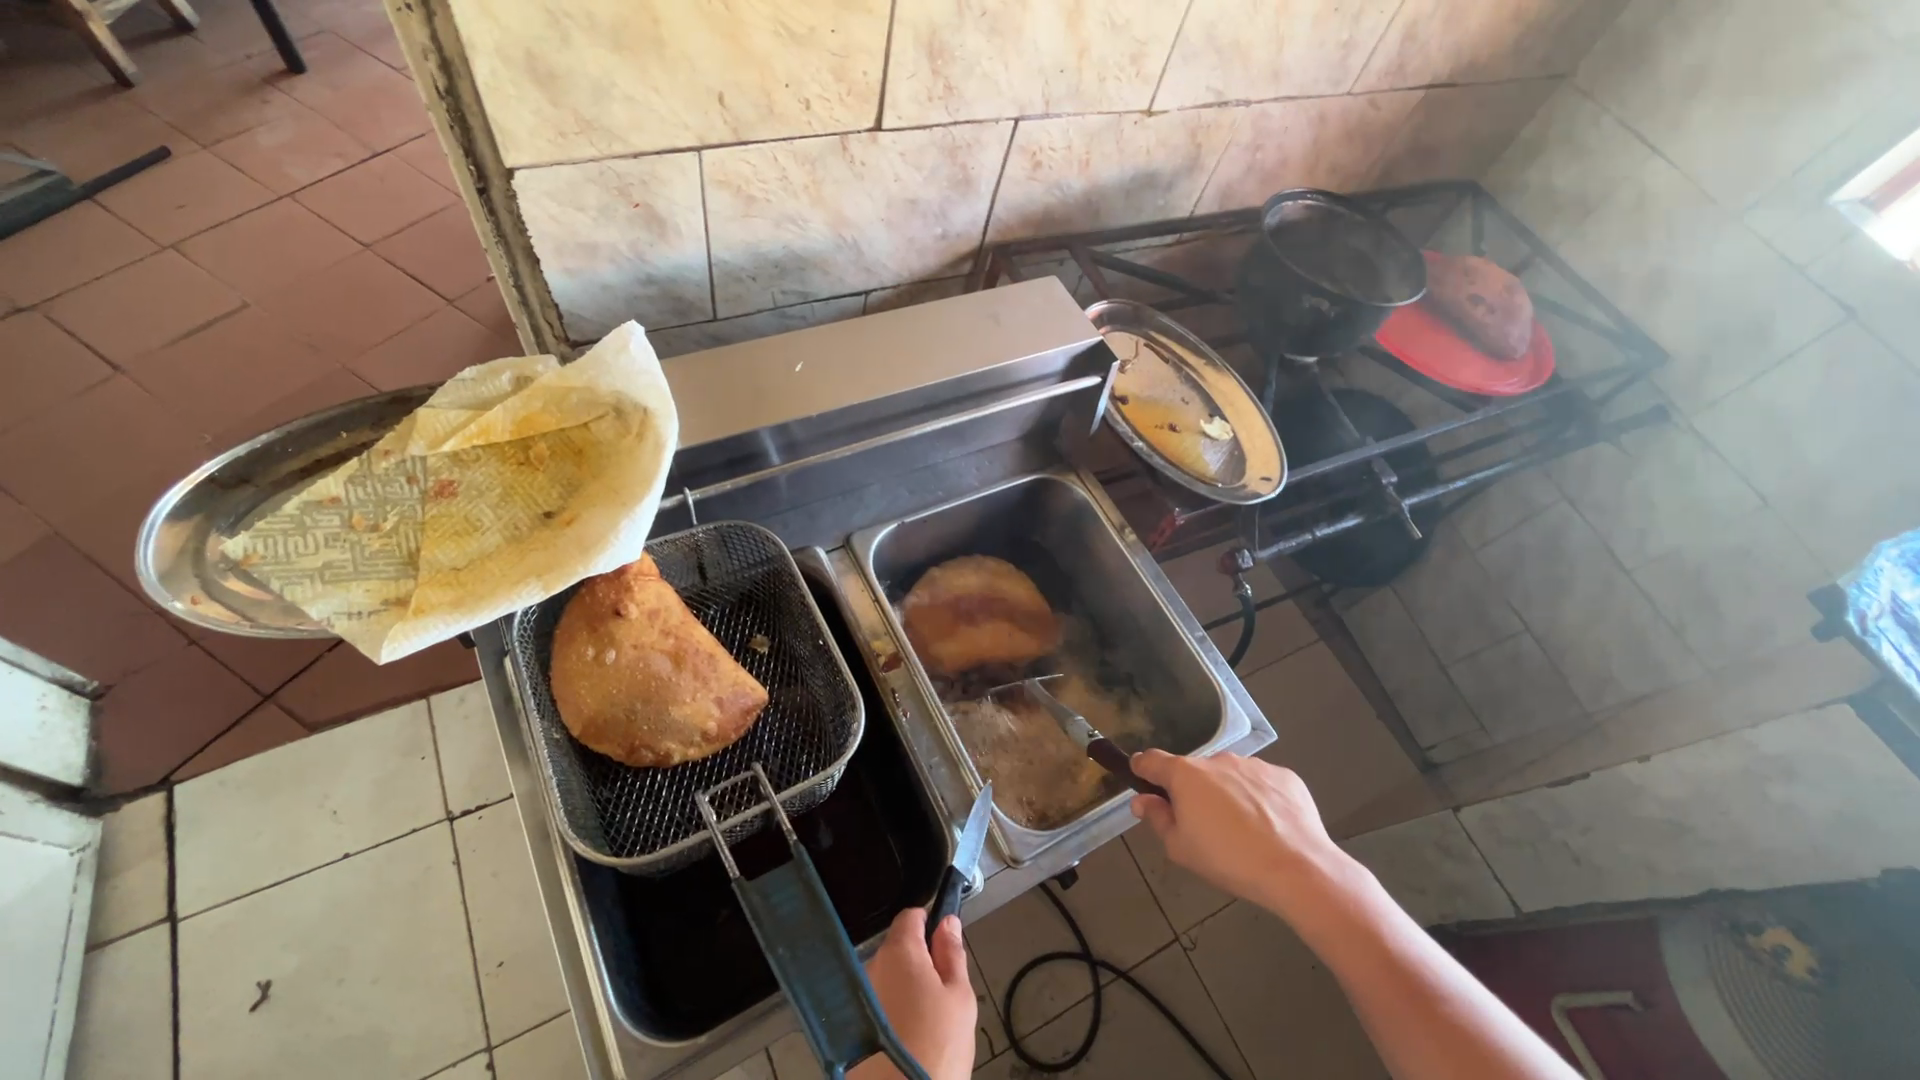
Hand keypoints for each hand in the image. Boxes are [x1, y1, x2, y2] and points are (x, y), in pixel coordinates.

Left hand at [850, 907, 976, 1079]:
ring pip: (886, 976)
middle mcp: (871, 965)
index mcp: (899, 952)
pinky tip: (905, 1033)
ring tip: (925, 1019)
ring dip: (902, 985)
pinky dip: (889, 1008)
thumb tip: (947, 921)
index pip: (910, 916)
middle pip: (897, 948)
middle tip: (941, 991)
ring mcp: (858, 994)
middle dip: (918, 960)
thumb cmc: (940, 1043)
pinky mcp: (850, 1021)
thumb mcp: (959, 996)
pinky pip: (875, 1001)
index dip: (929, 923)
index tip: (944, 945)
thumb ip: (952, 954)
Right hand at [1129, 751, 1347, 916]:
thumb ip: (1158, 819)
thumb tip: (1142, 800)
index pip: (1153, 760)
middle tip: (1202, 824)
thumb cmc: (1228, 860)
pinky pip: (1262, 784)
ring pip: (1230, 776)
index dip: (1143, 767)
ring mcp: (1254, 765)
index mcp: (1186, 775)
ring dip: (1228, 794)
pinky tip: (1270, 827)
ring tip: (1243, 831)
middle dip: (1193, 791)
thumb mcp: (1180, 848)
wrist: (1297, 868)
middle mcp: (1218, 760)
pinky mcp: (1284, 776)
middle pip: (1195, 772)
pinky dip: (1259, 799)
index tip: (1140, 775)